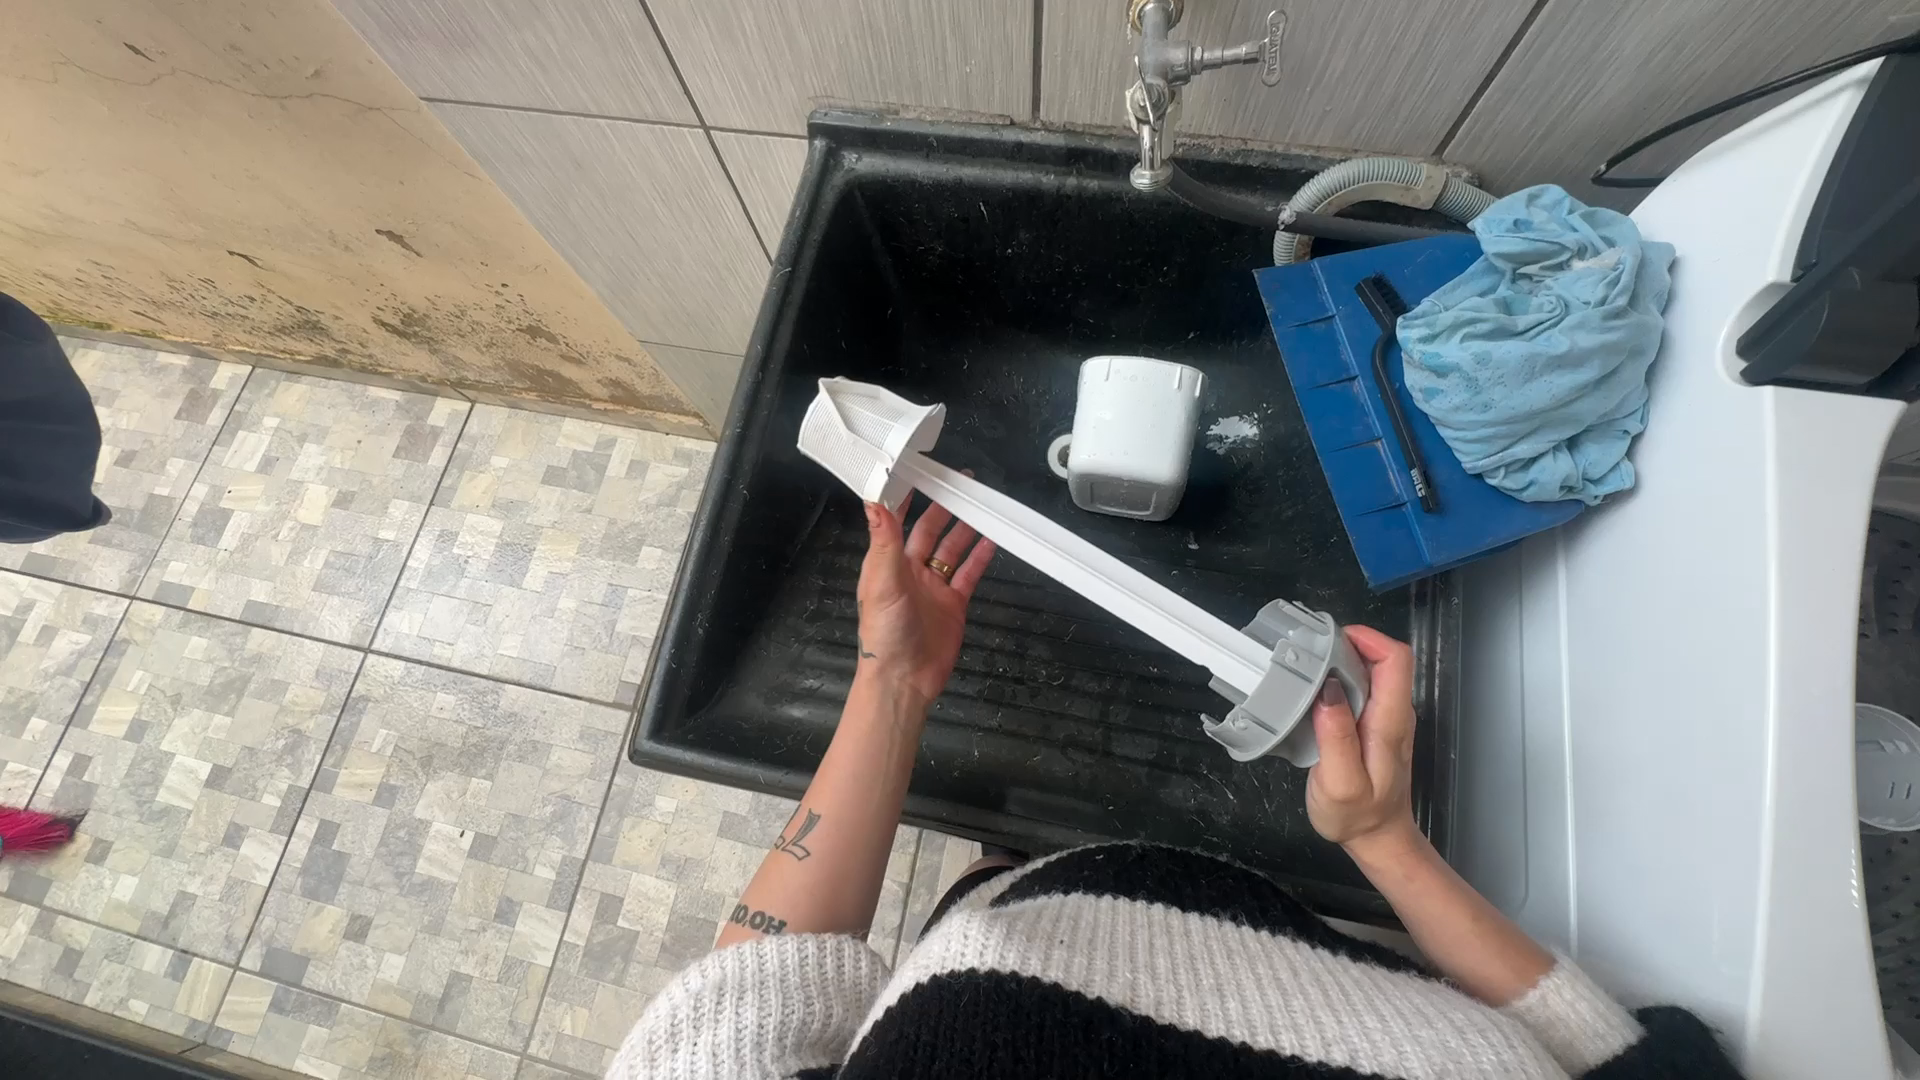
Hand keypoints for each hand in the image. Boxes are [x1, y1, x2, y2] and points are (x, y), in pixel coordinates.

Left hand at [855, 495, 996, 704]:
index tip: (919, 471)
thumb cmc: (885, 632)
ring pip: (952, 549)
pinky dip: (980, 557)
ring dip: (965, 528)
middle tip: (960, 483)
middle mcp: (910, 571)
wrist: (904, 679)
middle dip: (943, 507)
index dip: (907, 496)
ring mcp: (933, 587)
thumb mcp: (882, 581)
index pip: (896, 520)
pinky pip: (969, 574)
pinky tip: (992, 540)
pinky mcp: (953, 604)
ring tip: (981, 505)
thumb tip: (873, 498)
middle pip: (929, 530)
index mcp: (886, 562)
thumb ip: (884, 539)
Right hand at [1305, 625, 1421, 858]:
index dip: (1367, 638)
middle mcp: (1394, 713)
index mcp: (1390, 722)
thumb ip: (1336, 736)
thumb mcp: (1340, 782)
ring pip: (1371, 670)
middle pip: (1383, 659)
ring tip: (1302, 665)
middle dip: (1345, 644)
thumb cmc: (1356, 816)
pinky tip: (1310, 688)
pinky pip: (1360, 686)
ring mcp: (1385, 717)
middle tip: (1303, 651)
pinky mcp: (1371, 723)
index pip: (1396, 660)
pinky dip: (1336, 677)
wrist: (1378, 840)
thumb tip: (1330, 688)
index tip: (1328, 639)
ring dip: (1338, 659)